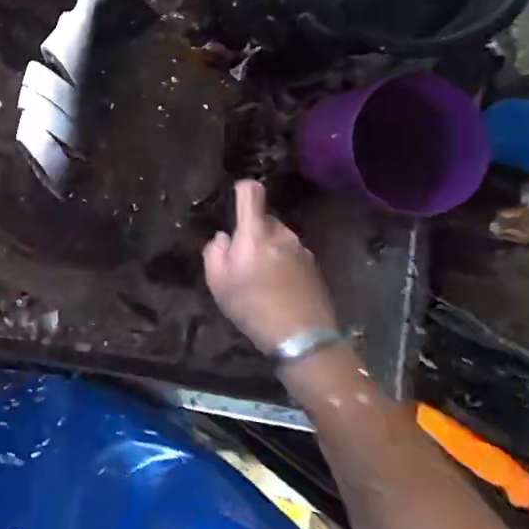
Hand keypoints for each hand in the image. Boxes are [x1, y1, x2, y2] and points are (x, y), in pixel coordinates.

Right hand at [202, 180, 338, 354]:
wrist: (303, 338)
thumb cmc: (252, 306)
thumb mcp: (217, 282)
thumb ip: (214, 252)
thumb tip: (223, 238)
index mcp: (255, 233)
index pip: (252, 194)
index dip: (243, 189)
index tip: (236, 194)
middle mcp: (282, 235)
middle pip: (264, 219)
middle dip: (252, 230)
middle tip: (240, 256)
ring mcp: (302, 251)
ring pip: (279, 238)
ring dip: (268, 248)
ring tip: (259, 276)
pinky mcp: (314, 268)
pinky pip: (291, 254)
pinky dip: (282, 263)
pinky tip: (276, 287)